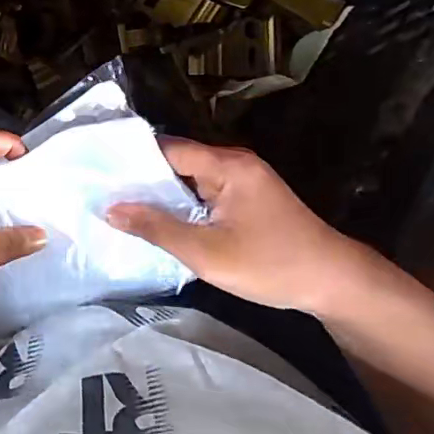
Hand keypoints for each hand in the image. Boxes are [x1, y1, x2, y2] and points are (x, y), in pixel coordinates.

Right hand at [107, 137, 385, 315]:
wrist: (337, 285)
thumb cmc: (272, 265)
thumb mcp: (207, 253)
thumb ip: (156, 228)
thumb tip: (110, 209)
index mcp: (227, 165)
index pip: (165, 149)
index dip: (130, 158)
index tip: (96, 169)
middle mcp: (233, 162)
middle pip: (174, 160)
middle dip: (140, 176)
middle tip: (100, 190)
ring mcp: (242, 179)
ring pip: (186, 177)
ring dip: (159, 192)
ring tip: (119, 203)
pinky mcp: (246, 197)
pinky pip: (201, 190)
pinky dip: (179, 202)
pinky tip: (156, 217)